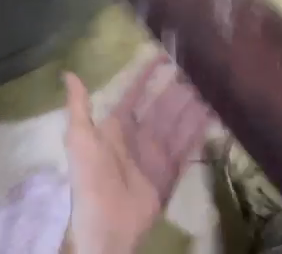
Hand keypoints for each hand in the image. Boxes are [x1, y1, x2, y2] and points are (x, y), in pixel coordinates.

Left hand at [62, 55, 214, 253]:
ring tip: (209, 83)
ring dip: (191, 103)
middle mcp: (139, 135)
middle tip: (196, 64)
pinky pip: (187, 145)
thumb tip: (68, 72)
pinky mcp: (171, 171)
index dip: (147, 74)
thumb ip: (78, 106)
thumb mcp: (79, 139)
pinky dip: (199, 128)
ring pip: (178, 120)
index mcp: (117, 126)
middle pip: (162, 104)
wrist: (105, 228)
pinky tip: (212, 112)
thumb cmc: (89, 179)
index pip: (135, 93)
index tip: (164, 54)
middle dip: (176, 86)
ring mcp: (157, 153)